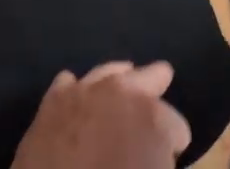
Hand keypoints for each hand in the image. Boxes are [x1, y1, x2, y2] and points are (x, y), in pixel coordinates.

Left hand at [11, 62, 190, 168]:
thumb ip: (157, 156)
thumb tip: (149, 151)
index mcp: (153, 119)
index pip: (176, 127)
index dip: (174, 144)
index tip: (169, 155)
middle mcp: (119, 93)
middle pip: (144, 79)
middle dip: (154, 81)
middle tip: (162, 74)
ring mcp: (82, 92)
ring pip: (106, 74)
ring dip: (117, 77)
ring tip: (125, 73)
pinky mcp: (52, 101)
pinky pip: (69, 85)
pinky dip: (77, 90)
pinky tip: (79, 93)